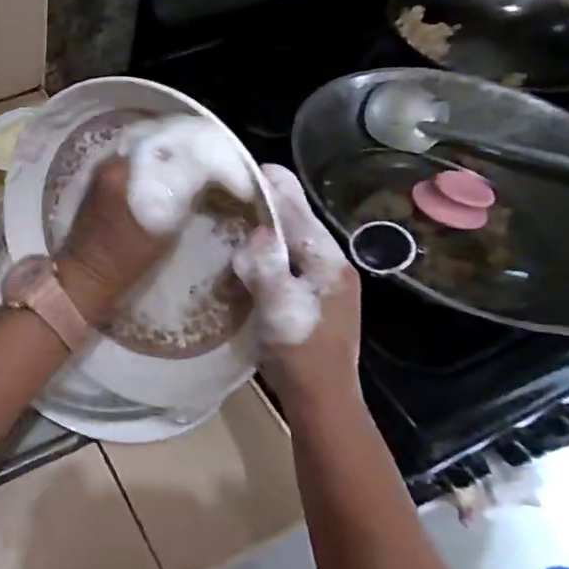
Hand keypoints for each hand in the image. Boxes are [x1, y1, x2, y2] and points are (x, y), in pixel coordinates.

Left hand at [54, 156, 174, 325]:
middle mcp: (102, 170)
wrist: (83, 282)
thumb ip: (175, 202)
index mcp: (115, 172)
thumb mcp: (159, 231)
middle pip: (141, 158)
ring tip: (171, 188)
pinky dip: (137, 189)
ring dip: (148, 178)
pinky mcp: (94, 200)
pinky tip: (152, 201)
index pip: (152, 148)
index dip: (173, 154)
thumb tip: (190, 182)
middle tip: (184, 176)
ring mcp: (96, 184)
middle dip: (161, 166)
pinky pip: (122, 185)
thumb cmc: (120, 258)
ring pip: (131, 171)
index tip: (191, 163)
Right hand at [232, 164, 361, 409]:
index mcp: (328, 262)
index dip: (275, 188)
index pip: (299, 212)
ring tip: (238, 214)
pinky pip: (290, 262)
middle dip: (271, 204)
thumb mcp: (280, 308)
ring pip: (294, 243)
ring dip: (269, 227)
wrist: (323, 402)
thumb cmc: (301, 354)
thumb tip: (256, 230)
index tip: (251, 166)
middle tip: (236, 189)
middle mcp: (333, 266)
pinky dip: (271, 251)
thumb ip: (267, 265)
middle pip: (298, 224)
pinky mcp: (315, 300)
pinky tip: (250, 255)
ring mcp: (327, 285)